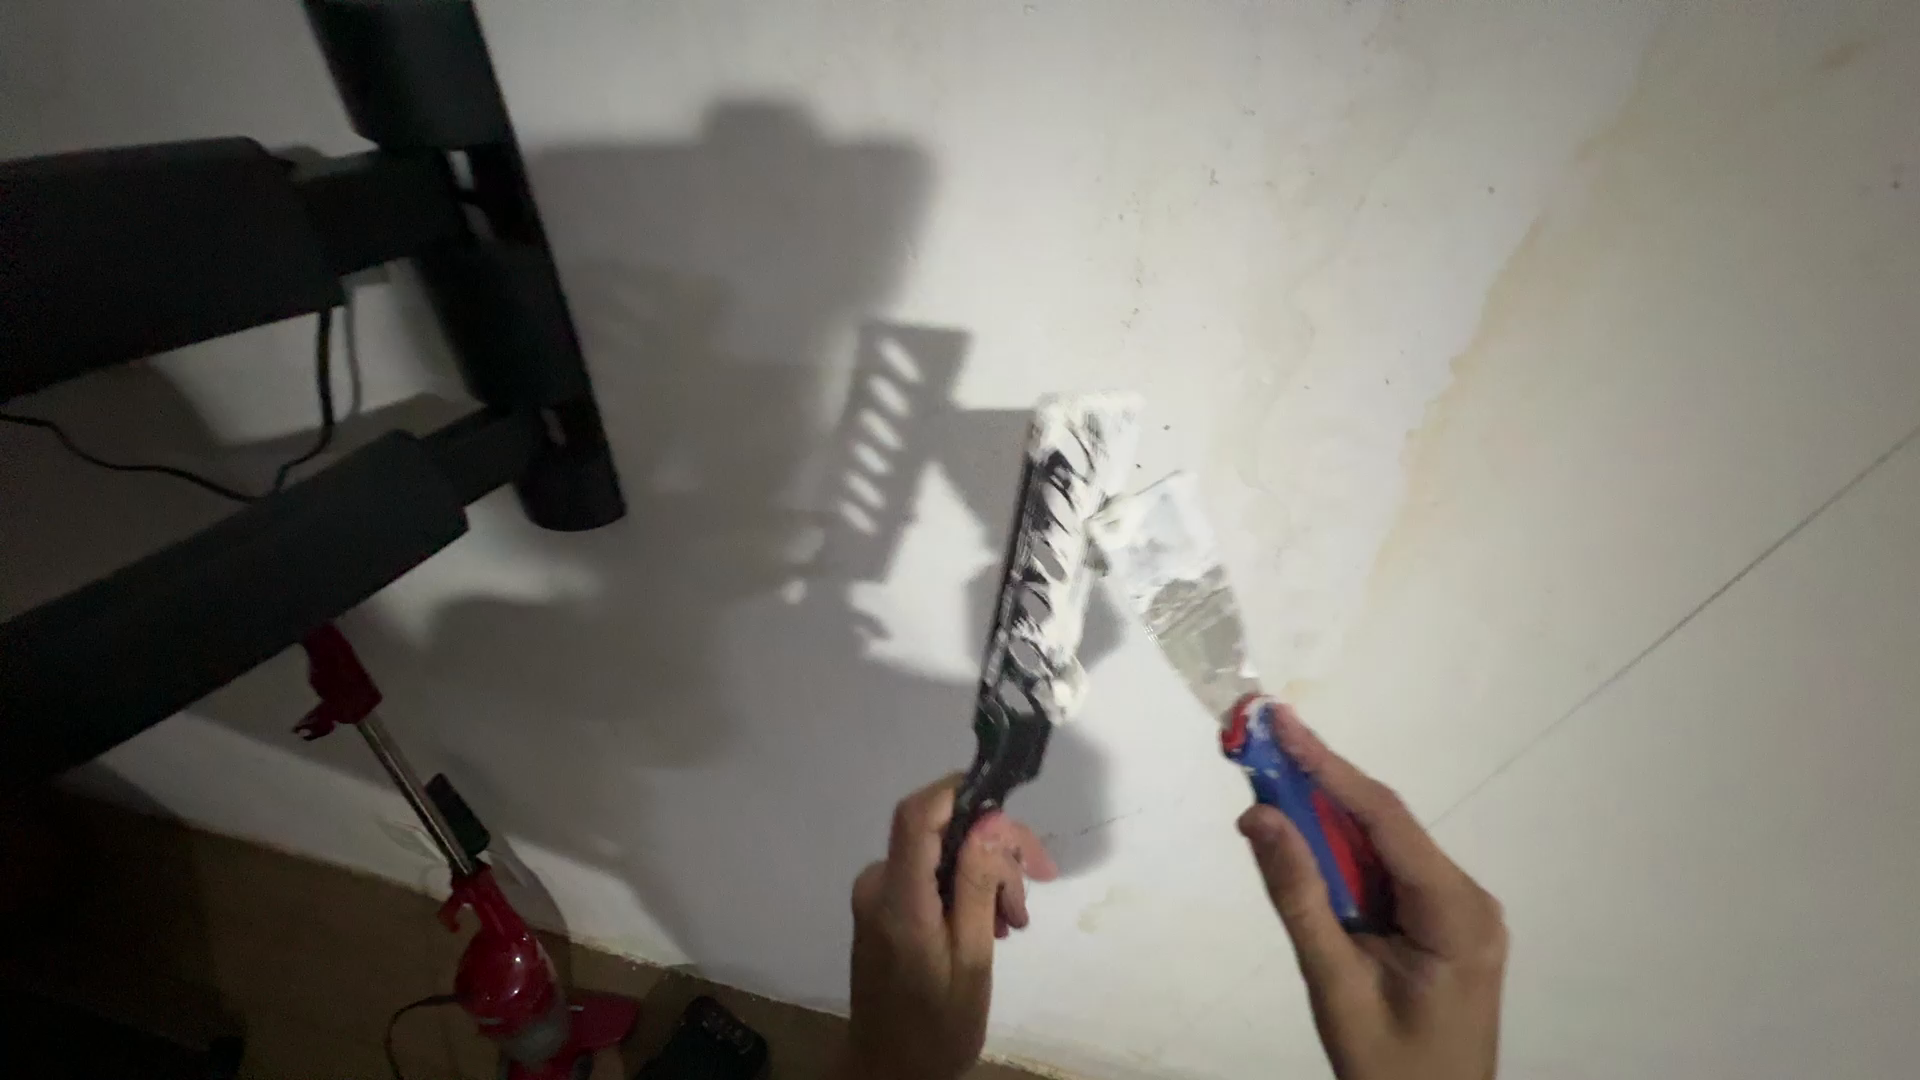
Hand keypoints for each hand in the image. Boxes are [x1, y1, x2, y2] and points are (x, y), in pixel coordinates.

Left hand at [839, 775, 1058, 1079]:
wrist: (888, 1072)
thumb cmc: (936, 1028)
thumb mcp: (971, 962)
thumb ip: (976, 887)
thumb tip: (990, 822)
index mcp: (898, 901)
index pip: (916, 816)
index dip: (957, 792)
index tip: (1004, 805)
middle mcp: (878, 883)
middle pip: (939, 831)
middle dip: (992, 847)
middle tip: (1035, 882)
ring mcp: (877, 892)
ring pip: (940, 851)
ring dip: (983, 871)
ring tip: (1014, 918)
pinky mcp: (884, 902)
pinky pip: (929, 871)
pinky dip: (963, 884)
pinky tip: (990, 919)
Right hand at [1238, 705, 1506, 1079]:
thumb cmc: (1388, 1065)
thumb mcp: (1334, 981)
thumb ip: (1297, 894)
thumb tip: (1256, 814)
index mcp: (1455, 913)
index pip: (1384, 818)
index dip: (1328, 766)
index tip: (1281, 724)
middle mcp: (1464, 897)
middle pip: (1380, 820)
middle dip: (1317, 778)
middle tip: (1262, 739)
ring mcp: (1452, 906)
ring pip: (1376, 837)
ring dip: (1320, 807)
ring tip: (1266, 774)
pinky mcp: (1432, 917)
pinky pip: (1377, 862)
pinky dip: (1333, 842)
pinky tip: (1297, 827)